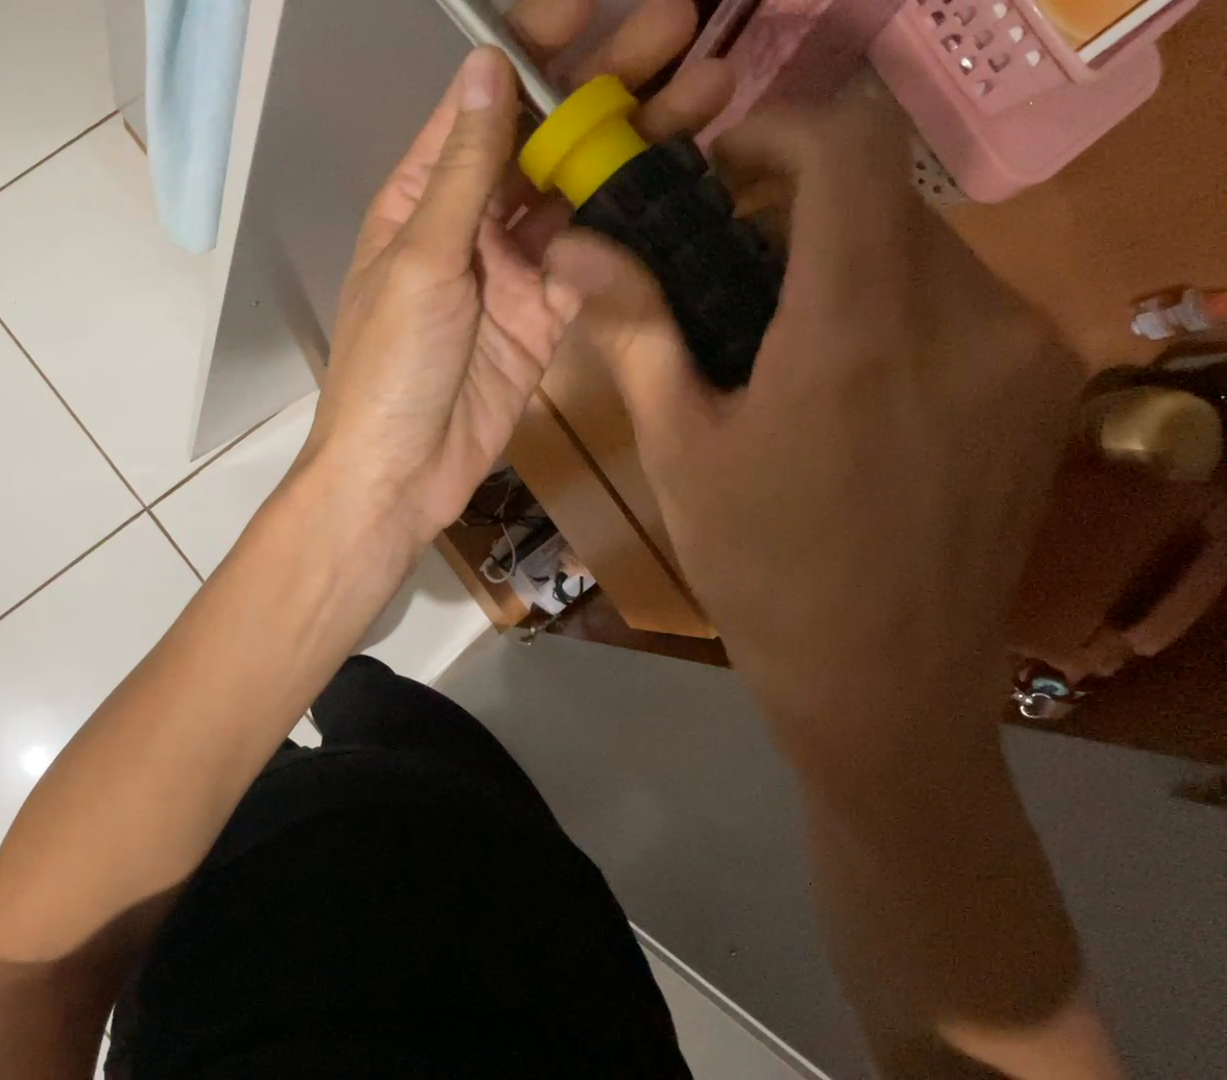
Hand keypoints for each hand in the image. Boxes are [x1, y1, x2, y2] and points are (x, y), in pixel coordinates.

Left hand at [298, 0, 733, 550]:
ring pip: (579, 190)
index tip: (595, 6)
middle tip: (684, 30)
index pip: (482, 104)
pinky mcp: (546, 314)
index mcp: (422, 199)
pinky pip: (595, 255)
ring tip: (709, 88)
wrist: (398, 472)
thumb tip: (483, 67)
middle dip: (606, 85)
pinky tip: (683, 174)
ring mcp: (512, 268)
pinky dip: (633, 219)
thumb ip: (460, 171)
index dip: (533, 49)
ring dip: (635, 142)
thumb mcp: (420, 262)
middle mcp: (470, 222)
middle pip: (543, 139)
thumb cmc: (389, 367)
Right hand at [547, 86, 1083, 749]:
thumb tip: (572, 248)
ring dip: (843, 257)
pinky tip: (840, 380)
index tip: (718, 165)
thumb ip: (635, 328)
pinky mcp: (1044, 385)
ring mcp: (1023, 350)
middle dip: (798, 205)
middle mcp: (967, 316)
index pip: (850, 147)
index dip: (781, 126)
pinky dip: (891, 303)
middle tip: (720, 264)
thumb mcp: (677, 447)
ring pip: (925, 246)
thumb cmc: (757, 566)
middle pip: (885, 195)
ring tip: (773, 333)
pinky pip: (961, 300)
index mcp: (858, 330)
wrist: (881, 678)